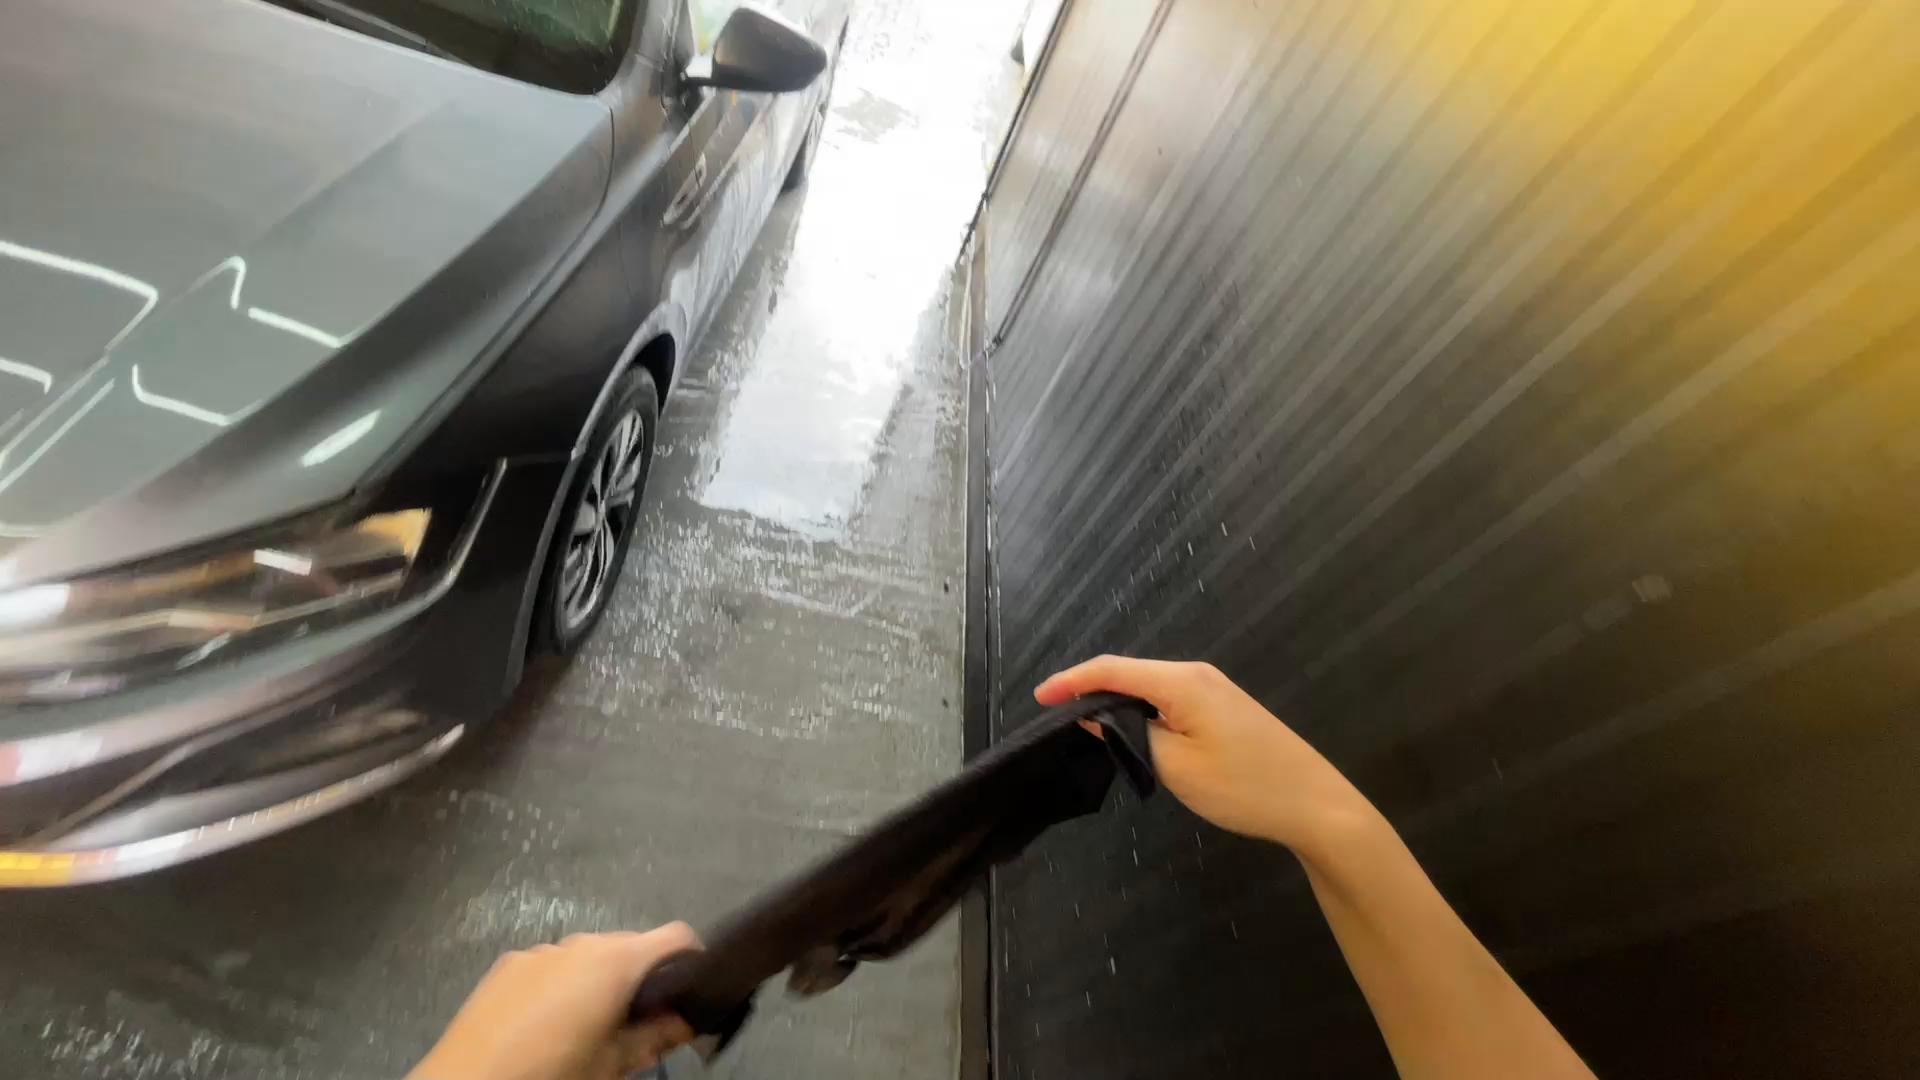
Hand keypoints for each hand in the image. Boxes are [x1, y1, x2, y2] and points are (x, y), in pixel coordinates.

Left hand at [408, 924, 700, 1079]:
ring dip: (598, 980)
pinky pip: (551, 965)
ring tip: (582, 1027)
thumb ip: (656, 1037)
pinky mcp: (508, 965)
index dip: (693, 956)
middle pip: (631, 945)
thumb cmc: (551, 1077)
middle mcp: (584, 941)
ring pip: (589, 955)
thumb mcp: (612, 1067)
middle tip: (635, 1022)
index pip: (677, 935)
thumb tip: (690, 1020)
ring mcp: (542, 950)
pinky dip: (559, 985)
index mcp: (617, 960)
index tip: (694, 986)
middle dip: (641, 977)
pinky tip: (539, 1026)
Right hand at [1036, 656, 1373, 856]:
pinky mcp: (1222, 707)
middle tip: (1056, 715)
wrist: (1318, 806)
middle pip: (1129, 673)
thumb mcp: (1175, 766)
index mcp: (1181, 681)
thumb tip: (1093, 718)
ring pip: (1148, 686)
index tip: (1039, 698)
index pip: (1112, 670)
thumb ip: (1127, 736)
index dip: (1071, 680)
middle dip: (1089, 689)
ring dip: (1115, 701)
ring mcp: (1212, 689)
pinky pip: (1168, 698)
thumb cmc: (1243, 786)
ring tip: (1084, 725)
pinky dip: (1140, 710)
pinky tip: (1129, 730)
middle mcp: (1195, 674)